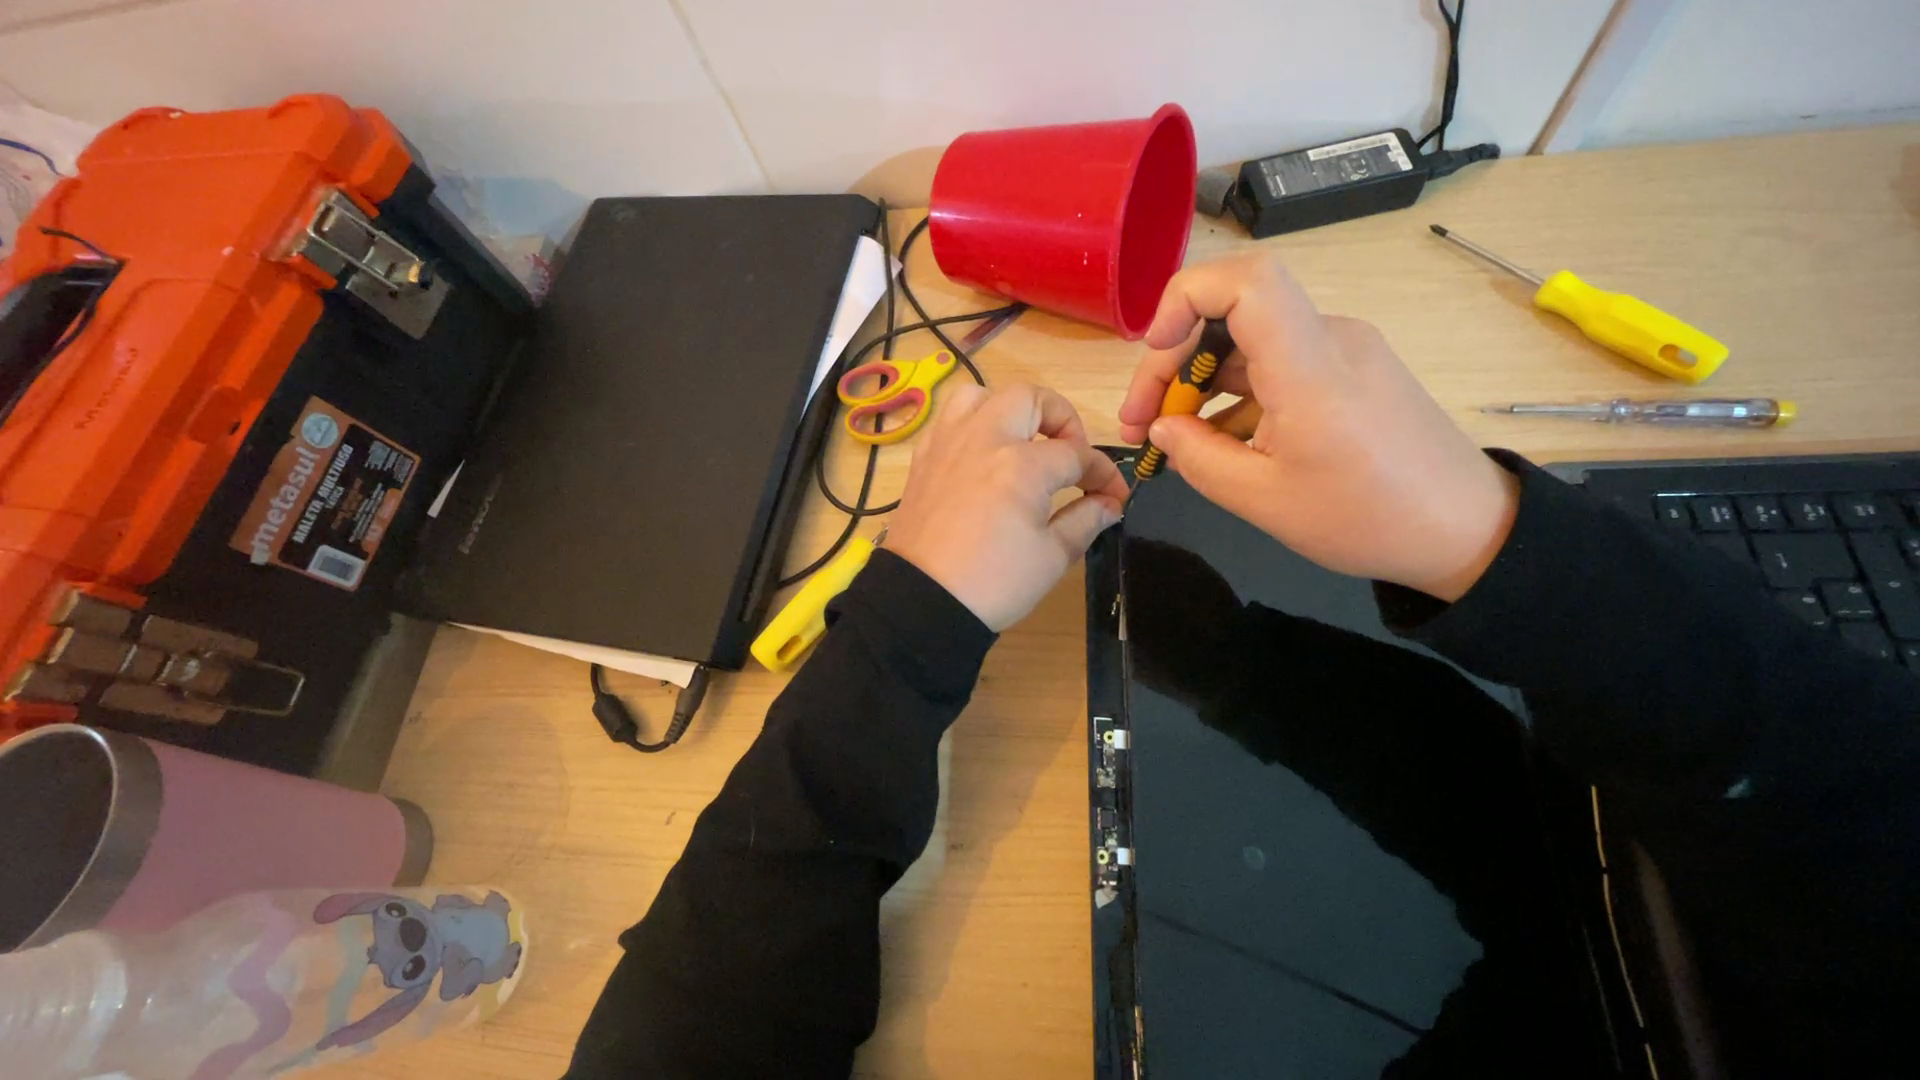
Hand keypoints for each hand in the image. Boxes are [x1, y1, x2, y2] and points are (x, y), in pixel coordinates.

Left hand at [888, 383, 1129, 630]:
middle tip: (1069, 455)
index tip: (1114, 495)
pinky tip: (983, 457)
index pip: (1076, 455)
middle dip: (1061, 419)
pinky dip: (973, 426)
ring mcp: (948, 444)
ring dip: (1009, 410)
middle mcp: (983, 440)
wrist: (923, 602)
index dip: (1103, 474)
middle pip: (1029, 399)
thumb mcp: (1051, 557)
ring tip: (1021, 443)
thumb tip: (1108, 503)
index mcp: (1021, 465)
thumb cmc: (994, 583)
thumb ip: (1084, 520)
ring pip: (981, 395)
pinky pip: (949, 420)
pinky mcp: (923, 459)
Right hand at [1118, 254, 1518, 601]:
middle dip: (1172, 364)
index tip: (1155, 351)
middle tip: (1139, 423)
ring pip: (1249, 346)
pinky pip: (1276, 368)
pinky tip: (1213, 442)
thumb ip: (1198, 458)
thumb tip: (1162, 427)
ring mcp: (1342, 354)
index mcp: (1311, 366)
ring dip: (1199, 385)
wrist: (1465, 529)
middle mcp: (1329, 340)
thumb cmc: (1365, 518)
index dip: (1185, 298)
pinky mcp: (1349, 373)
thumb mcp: (1264, 501)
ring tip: (1166, 438)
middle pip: (1231, 316)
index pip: (1245, 281)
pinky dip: (1235, 397)